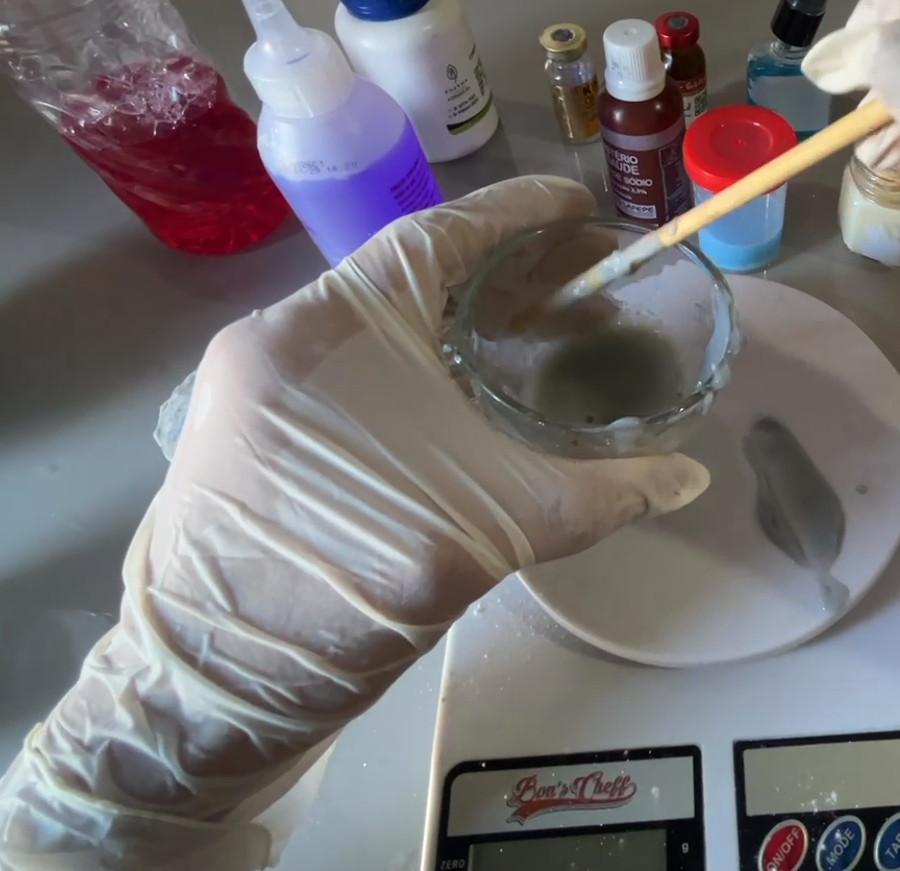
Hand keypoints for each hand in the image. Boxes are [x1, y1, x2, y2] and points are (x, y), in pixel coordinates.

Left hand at [0, 177, 707, 869]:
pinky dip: (428, 343)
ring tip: (541, 315)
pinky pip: (361, 349)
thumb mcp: (491, 534)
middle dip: (502, 261)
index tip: (578, 202)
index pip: (435, 236)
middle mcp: (286, 332)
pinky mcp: (260, 413)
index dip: (513, 211)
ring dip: (464, 305)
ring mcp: (262, 372)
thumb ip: (600, 495)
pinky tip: (475, 374)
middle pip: (414, 268)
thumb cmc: (344, 600)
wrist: (210, 696)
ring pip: (386, 309)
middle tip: (578, 271)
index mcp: (330, 335)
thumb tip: (689, 477)